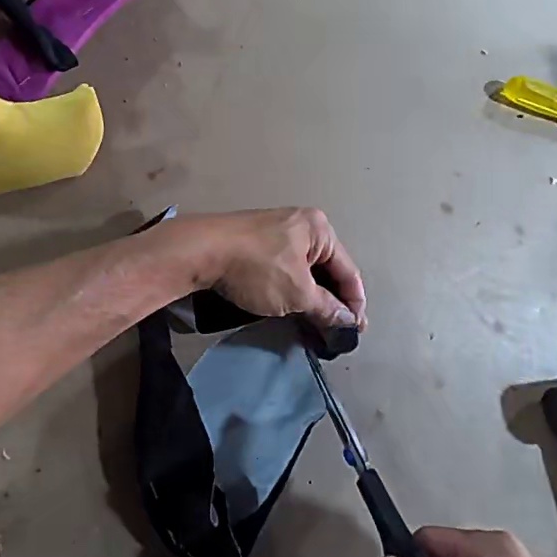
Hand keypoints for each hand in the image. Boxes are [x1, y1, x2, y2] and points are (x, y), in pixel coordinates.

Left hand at [167, 207, 366, 330]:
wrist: (199, 251)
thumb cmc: (255, 268)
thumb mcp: (297, 293)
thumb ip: (327, 309)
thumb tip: (347, 322)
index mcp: (319, 228)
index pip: (348, 270)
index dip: (355, 304)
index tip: (356, 332)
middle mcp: (301, 223)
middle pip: (328, 269)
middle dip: (334, 300)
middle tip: (337, 331)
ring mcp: (276, 231)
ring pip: (306, 270)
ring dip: (313, 297)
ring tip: (316, 323)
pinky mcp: (255, 242)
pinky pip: (286, 268)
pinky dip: (293, 288)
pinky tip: (291, 306)